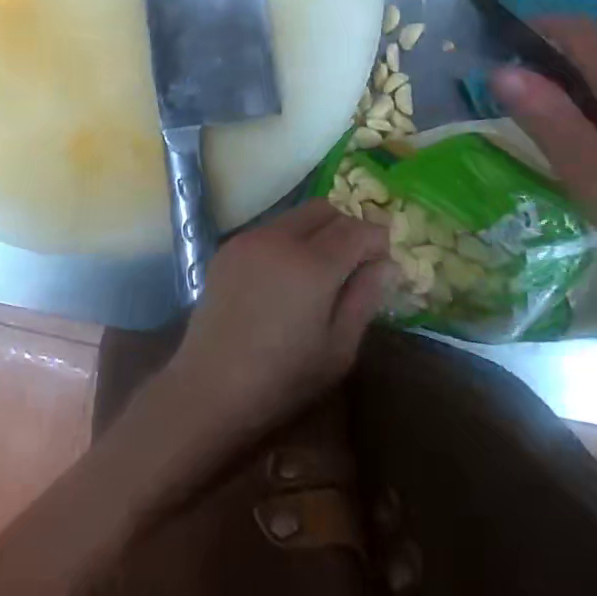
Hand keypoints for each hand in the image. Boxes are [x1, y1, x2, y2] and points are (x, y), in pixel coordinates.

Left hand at [164, 201, 391, 439]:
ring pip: (295, 215)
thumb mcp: (339, 348)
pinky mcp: (228, 249)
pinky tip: (285, 276)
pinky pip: (269, 229)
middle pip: (325, 209)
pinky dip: (288, 240)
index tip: (383, 262)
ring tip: (319, 271)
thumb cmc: (282, 377)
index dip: (377, 240)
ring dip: (317, 231)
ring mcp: (249, 239)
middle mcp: (279, 239)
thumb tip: (386, 264)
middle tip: (354, 263)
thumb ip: (365, 298)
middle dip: (347, 227)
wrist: (210, 386)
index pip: (357, 229)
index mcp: (312, 265)